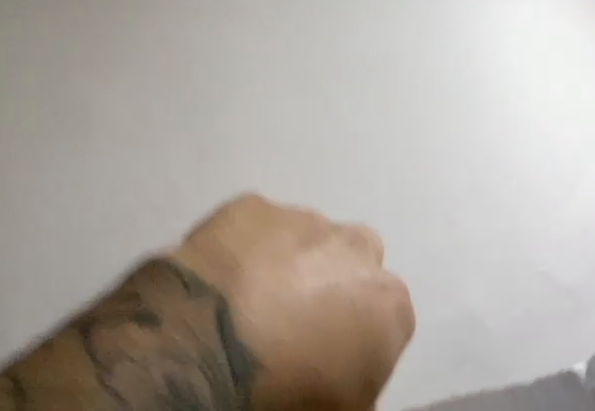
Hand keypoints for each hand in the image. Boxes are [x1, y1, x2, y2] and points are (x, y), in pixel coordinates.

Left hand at [171, 194, 414, 410]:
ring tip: (253, 295)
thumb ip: (359, 374)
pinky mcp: (250, 203)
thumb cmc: (286, 389)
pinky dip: (247, 244)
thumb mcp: (344, 406)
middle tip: (297, 314)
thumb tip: (341, 362)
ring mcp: (299, 217)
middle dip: (333, 276)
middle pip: (353, 256)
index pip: (386, 314)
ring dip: (290, 258)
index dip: (358, 333)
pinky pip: (257, 224)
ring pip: (305, 234)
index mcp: (388, 304)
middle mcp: (352, 248)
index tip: (332, 351)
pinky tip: (226, 274)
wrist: (206, 344)